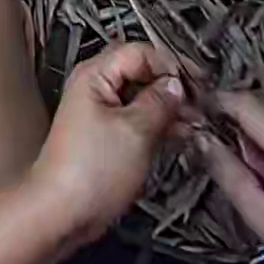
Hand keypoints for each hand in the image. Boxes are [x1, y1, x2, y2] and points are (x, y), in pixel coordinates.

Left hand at [24, 42, 188, 241]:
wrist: (62, 211)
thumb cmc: (92, 169)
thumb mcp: (135, 131)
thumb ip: (159, 102)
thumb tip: (176, 84)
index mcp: (95, 73)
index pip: (139, 52)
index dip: (170, 64)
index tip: (198, 83)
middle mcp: (95, 85)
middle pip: (140, 71)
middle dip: (171, 85)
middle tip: (201, 104)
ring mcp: (99, 109)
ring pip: (140, 95)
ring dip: (167, 106)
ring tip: (195, 122)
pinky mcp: (105, 133)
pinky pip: (136, 117)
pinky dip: (157, 122)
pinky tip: (179, 135)